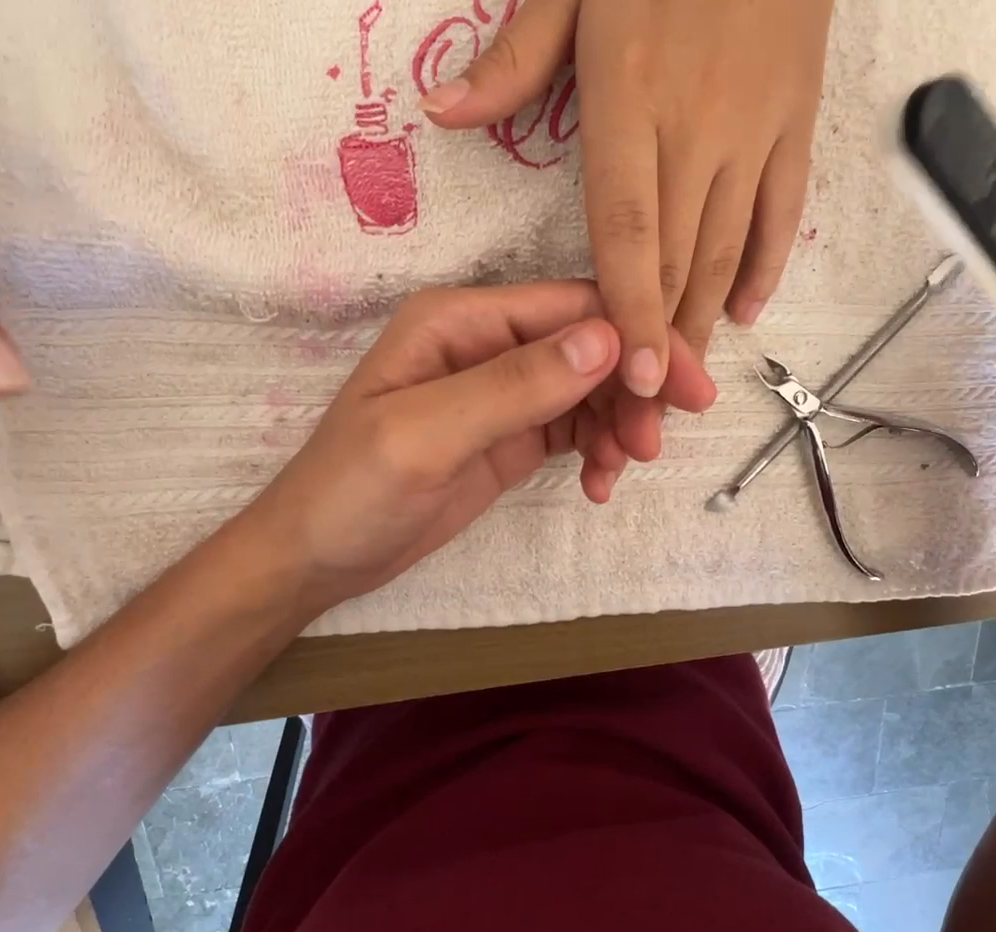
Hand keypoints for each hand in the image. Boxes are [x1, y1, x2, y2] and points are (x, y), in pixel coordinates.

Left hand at [240, 282, 631, 609]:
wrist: (317, 558)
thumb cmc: (351, 491)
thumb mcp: (425, 436)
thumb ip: (512, 387)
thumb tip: (606, 342)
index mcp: (460, 321)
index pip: (569, 308)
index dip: (632, 338)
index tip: (679, 388)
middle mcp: (487, 345)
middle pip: (589, 347)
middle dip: (634, 389)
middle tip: (656, 444)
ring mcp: (501, 394)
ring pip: (589, 390)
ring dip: (619, 424)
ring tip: (621, 470)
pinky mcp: (509, 439)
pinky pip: (573, 431)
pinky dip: (597, 452)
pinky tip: (599, 486)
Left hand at [421, 0, 829, 450]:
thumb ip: (512, 60)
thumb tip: (440, 111)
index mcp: (630, 105)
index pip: (627, 231)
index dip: (631, 311)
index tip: (632, 380)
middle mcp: (696, 131)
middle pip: (676, 260)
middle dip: (663, 342)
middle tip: (649, 409)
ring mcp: (755, 131)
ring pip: (727, 249)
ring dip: (706, 321)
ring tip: (683, 379)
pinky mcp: (797, 122)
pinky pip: (783, 212)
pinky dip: (765, 266)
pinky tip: (745, 314)